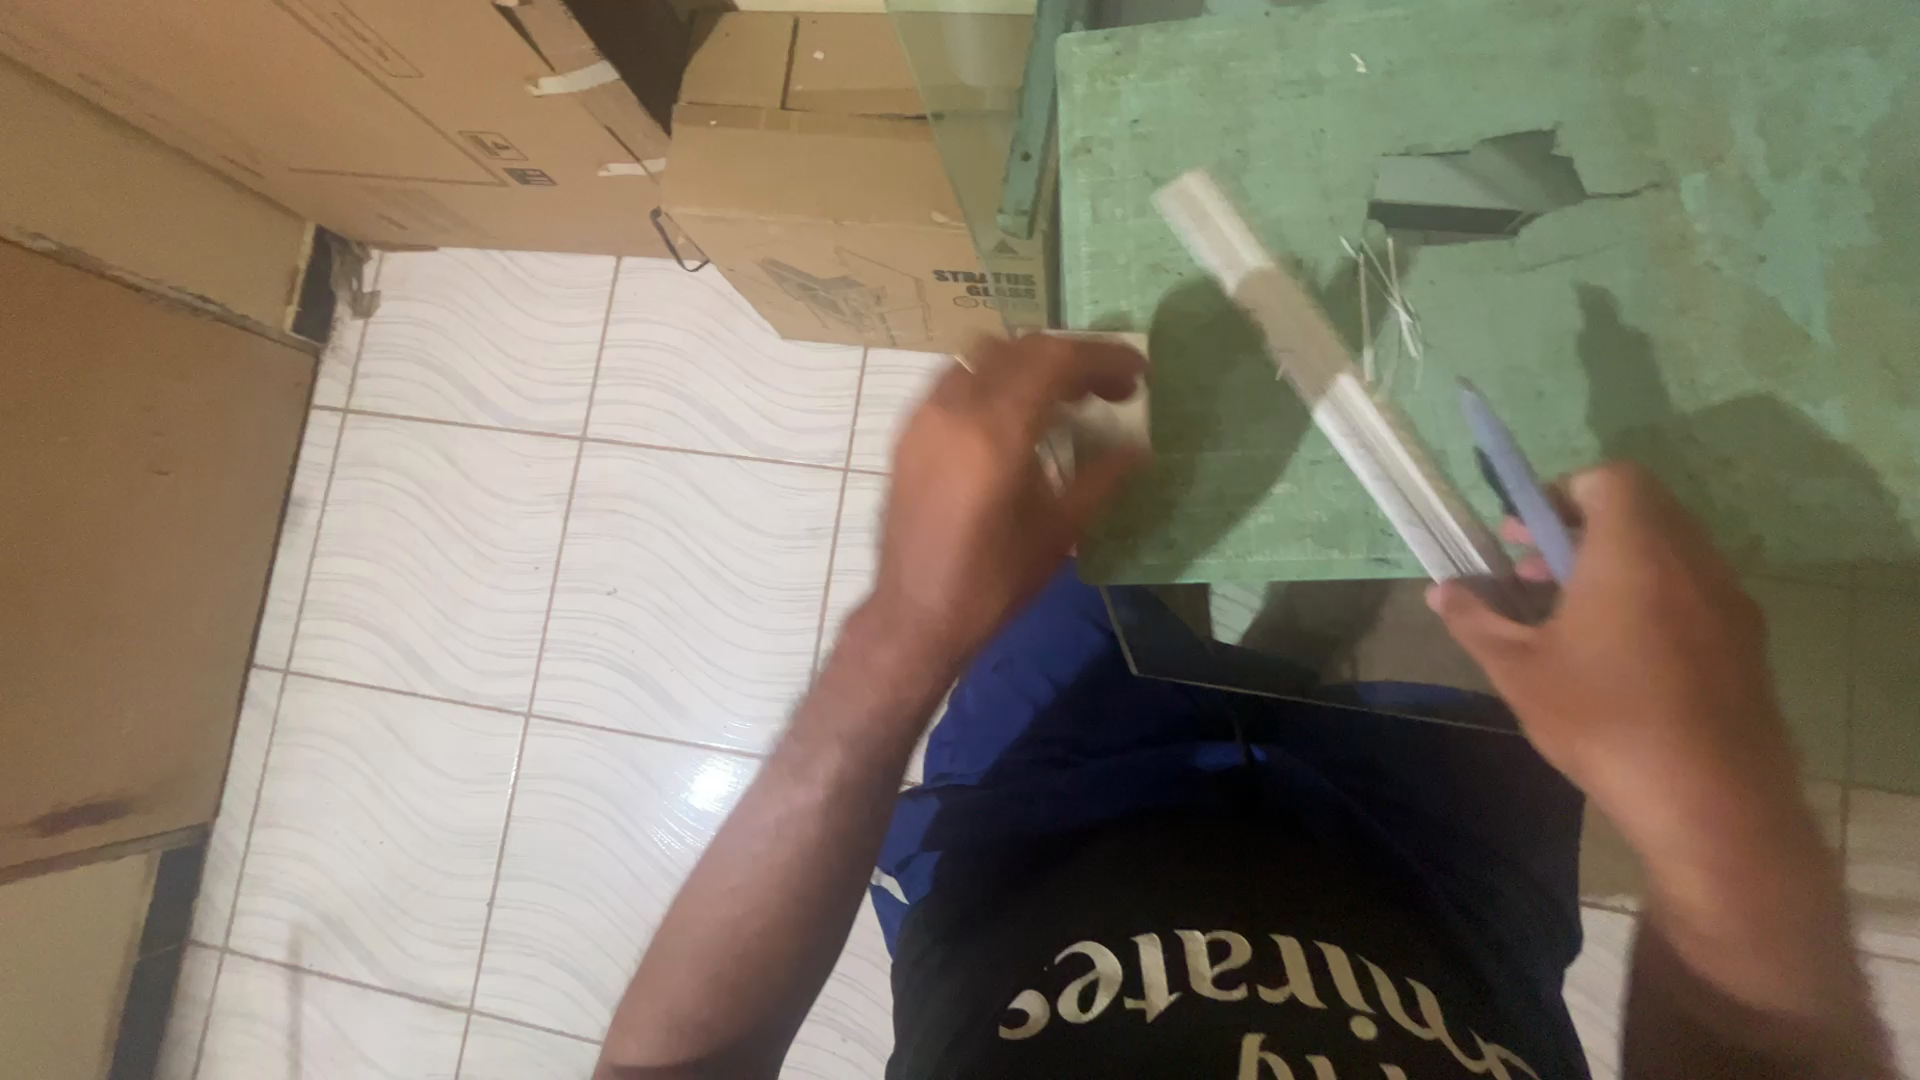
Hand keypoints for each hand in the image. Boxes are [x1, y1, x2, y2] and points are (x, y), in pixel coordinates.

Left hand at [864, 334, 1146, 667]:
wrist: (915, 616)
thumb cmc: (993, 583)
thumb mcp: (1059, 533)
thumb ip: (1103, 479)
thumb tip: (1141, 448)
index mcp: (996, 434)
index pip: (1056, 360)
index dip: (1104, 358)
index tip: (1138, 375)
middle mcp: (954, 409)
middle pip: (1022, 348)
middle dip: (1073, 357)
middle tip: (1107, 389)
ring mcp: (924, 417)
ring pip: (984, 355)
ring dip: (1030, 362)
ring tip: (1062, 396)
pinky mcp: (908, 432)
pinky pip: (955, 379)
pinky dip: (993, 379)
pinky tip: (1012, 415)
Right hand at [1426, 463, 1798, 816]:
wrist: (1710, 801)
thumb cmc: (1600, 717)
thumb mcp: (1514, 667)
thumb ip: (1473, 618)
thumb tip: (1440, 591)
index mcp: (1633, 556)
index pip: (1612, 479)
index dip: (1562, 490)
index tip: (1523, 533)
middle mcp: (1690, 564)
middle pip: (1640, 509)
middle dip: (1577, 526)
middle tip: (1529, 568)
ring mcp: (1727, 602)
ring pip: (1666, 548)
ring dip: (1610, 559)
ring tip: (1562, 610)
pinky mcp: (1744, 640)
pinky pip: (1689, 586)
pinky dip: (1645, 590)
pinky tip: (1610, 647)